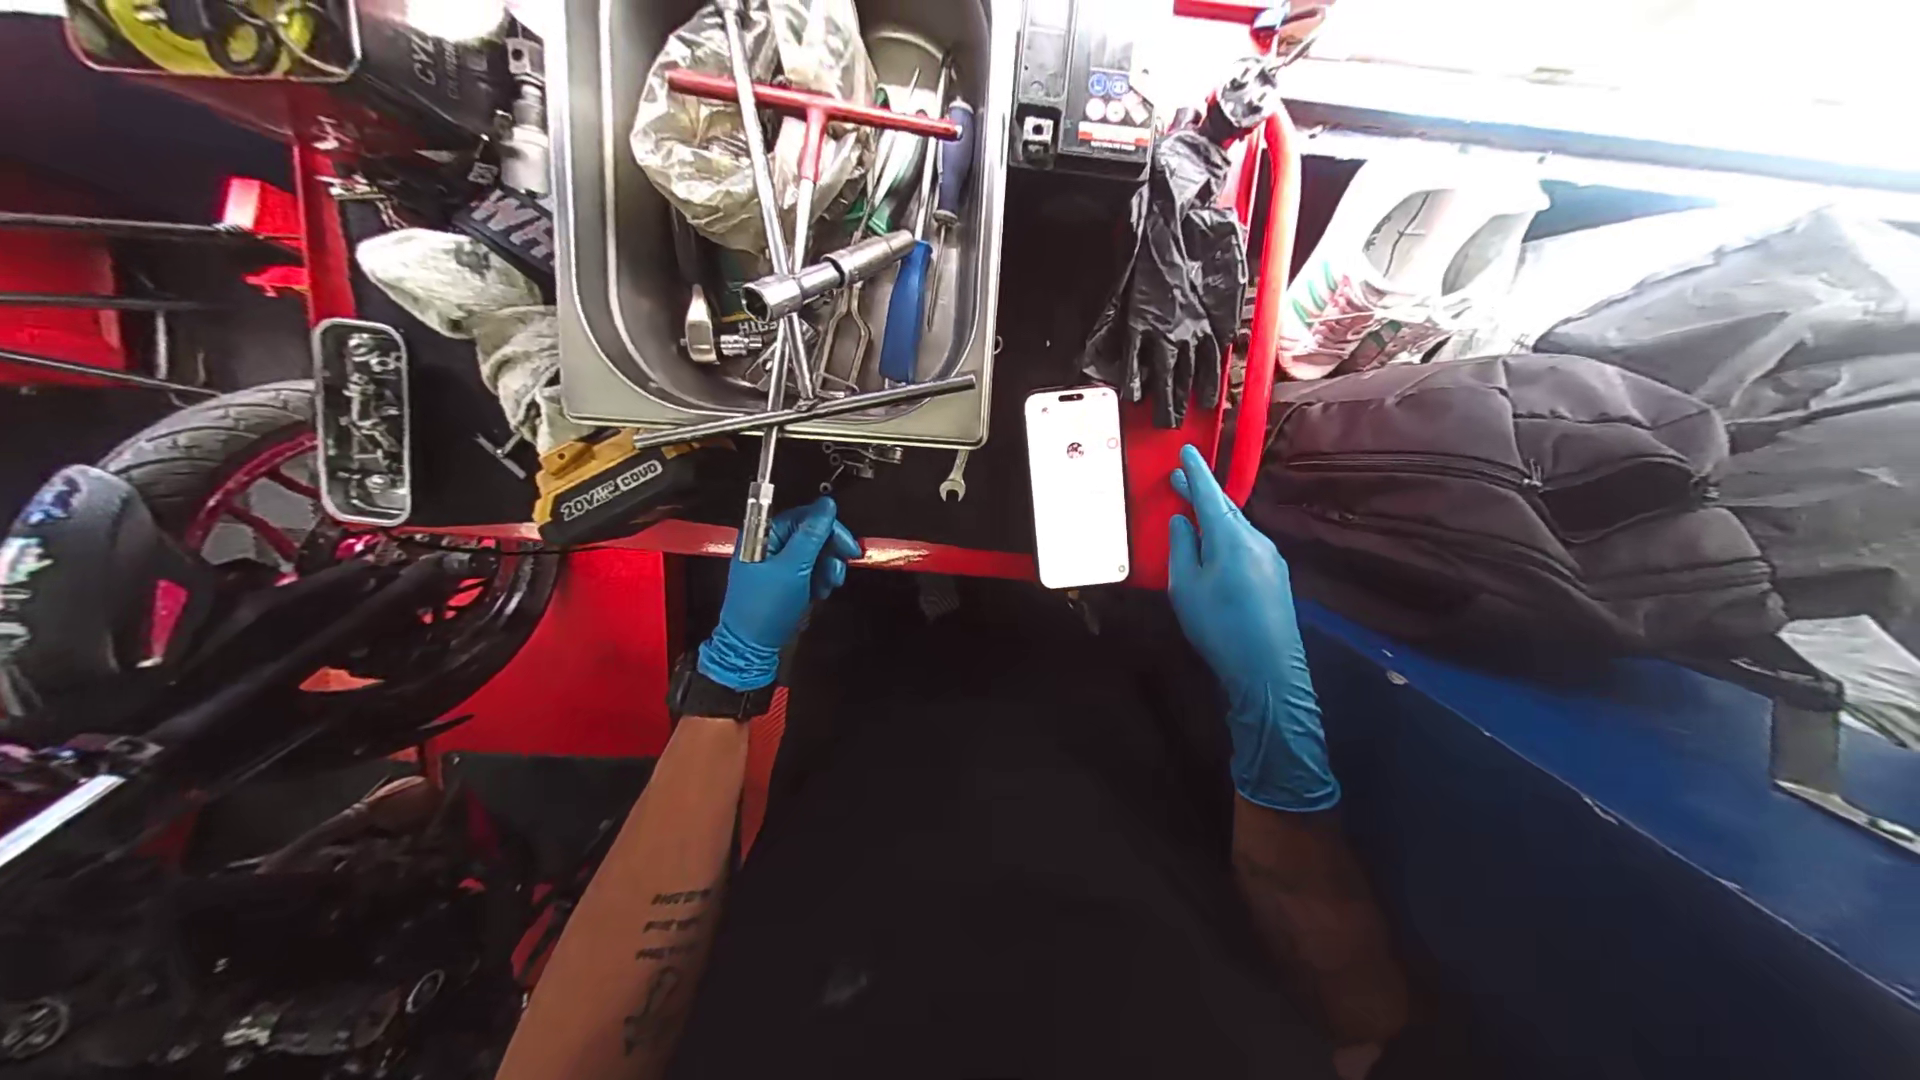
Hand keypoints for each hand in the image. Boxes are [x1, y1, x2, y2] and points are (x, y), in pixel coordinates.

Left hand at [697, 497, 861, 690]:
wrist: (752, 648)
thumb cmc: (768, 604)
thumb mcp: (793, 568)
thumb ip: (812, 534)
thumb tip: (827, 503)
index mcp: (762, 534)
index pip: (803, 516)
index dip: (828, 528)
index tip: (848, 547)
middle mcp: (770, 543)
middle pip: (811, 533)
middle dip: (829, 552)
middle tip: (838, 573)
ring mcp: (778, 563)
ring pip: (815, 552)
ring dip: (827, 568)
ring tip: (826, 587)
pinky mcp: (786, 580)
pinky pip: (810, 569)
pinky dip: (820, 579)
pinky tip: (820, 593)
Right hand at [1168, 445, 1338, 811]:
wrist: (1268, 670)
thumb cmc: (1218, 626)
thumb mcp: (1186, 587)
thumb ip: (1181, 548)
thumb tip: (1182, 520)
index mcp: (1232, 539)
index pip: (1210, 496)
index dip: (1195, 473)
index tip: (1186, 451)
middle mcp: (1256, 540)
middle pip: (1226, 509)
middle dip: (1202, 493)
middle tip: (1178, 480)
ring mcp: (1271, 558)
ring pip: (1237, 526)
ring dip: (1214, 516)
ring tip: (1192, 512)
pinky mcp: (1275, 575)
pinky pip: (1246, 543)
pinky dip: (1226, 535)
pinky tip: (1215, 545)